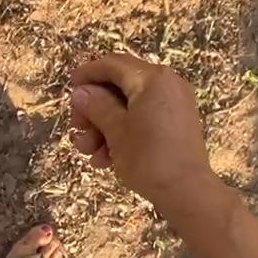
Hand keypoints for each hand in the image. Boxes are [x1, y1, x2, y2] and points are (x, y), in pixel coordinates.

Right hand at [68, 54, 220, 216]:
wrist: (187, 192)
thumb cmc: (148, 159)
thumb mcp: (116, 132)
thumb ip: (97, 107)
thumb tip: (81, 93)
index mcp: (152, 78)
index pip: (112, 64)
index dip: (87, 74)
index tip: (70, 89)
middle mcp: (166, 84)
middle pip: (120, 86)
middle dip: (94, 110)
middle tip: (77, 131)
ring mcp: (174, 104)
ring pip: (129, 107)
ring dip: (105, 127)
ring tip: (90, 154)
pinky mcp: (176, 124)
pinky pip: (144, 119)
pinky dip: (124, 133)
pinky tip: (106, 159)